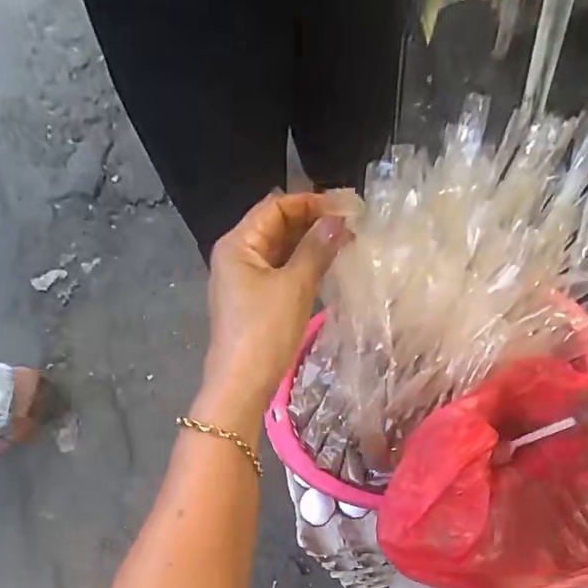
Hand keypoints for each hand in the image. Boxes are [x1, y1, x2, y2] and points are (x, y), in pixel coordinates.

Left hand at [192, 192, 350, 434]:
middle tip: (351, 224)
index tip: (347, 207)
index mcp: (237, 243)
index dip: (311, 202)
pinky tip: (325, 268)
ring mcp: (242, 281)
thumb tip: (339, 220)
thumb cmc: (264, 332)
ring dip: (309, 244)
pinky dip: (301, 266)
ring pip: (279, 251)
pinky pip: (279, 273)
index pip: (276, 206)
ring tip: (345, 243)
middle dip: (312, 221)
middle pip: (276, 226)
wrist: (241, 385)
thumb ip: (316, 249)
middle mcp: (236, 256)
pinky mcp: (252, 303)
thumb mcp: (294, 287)